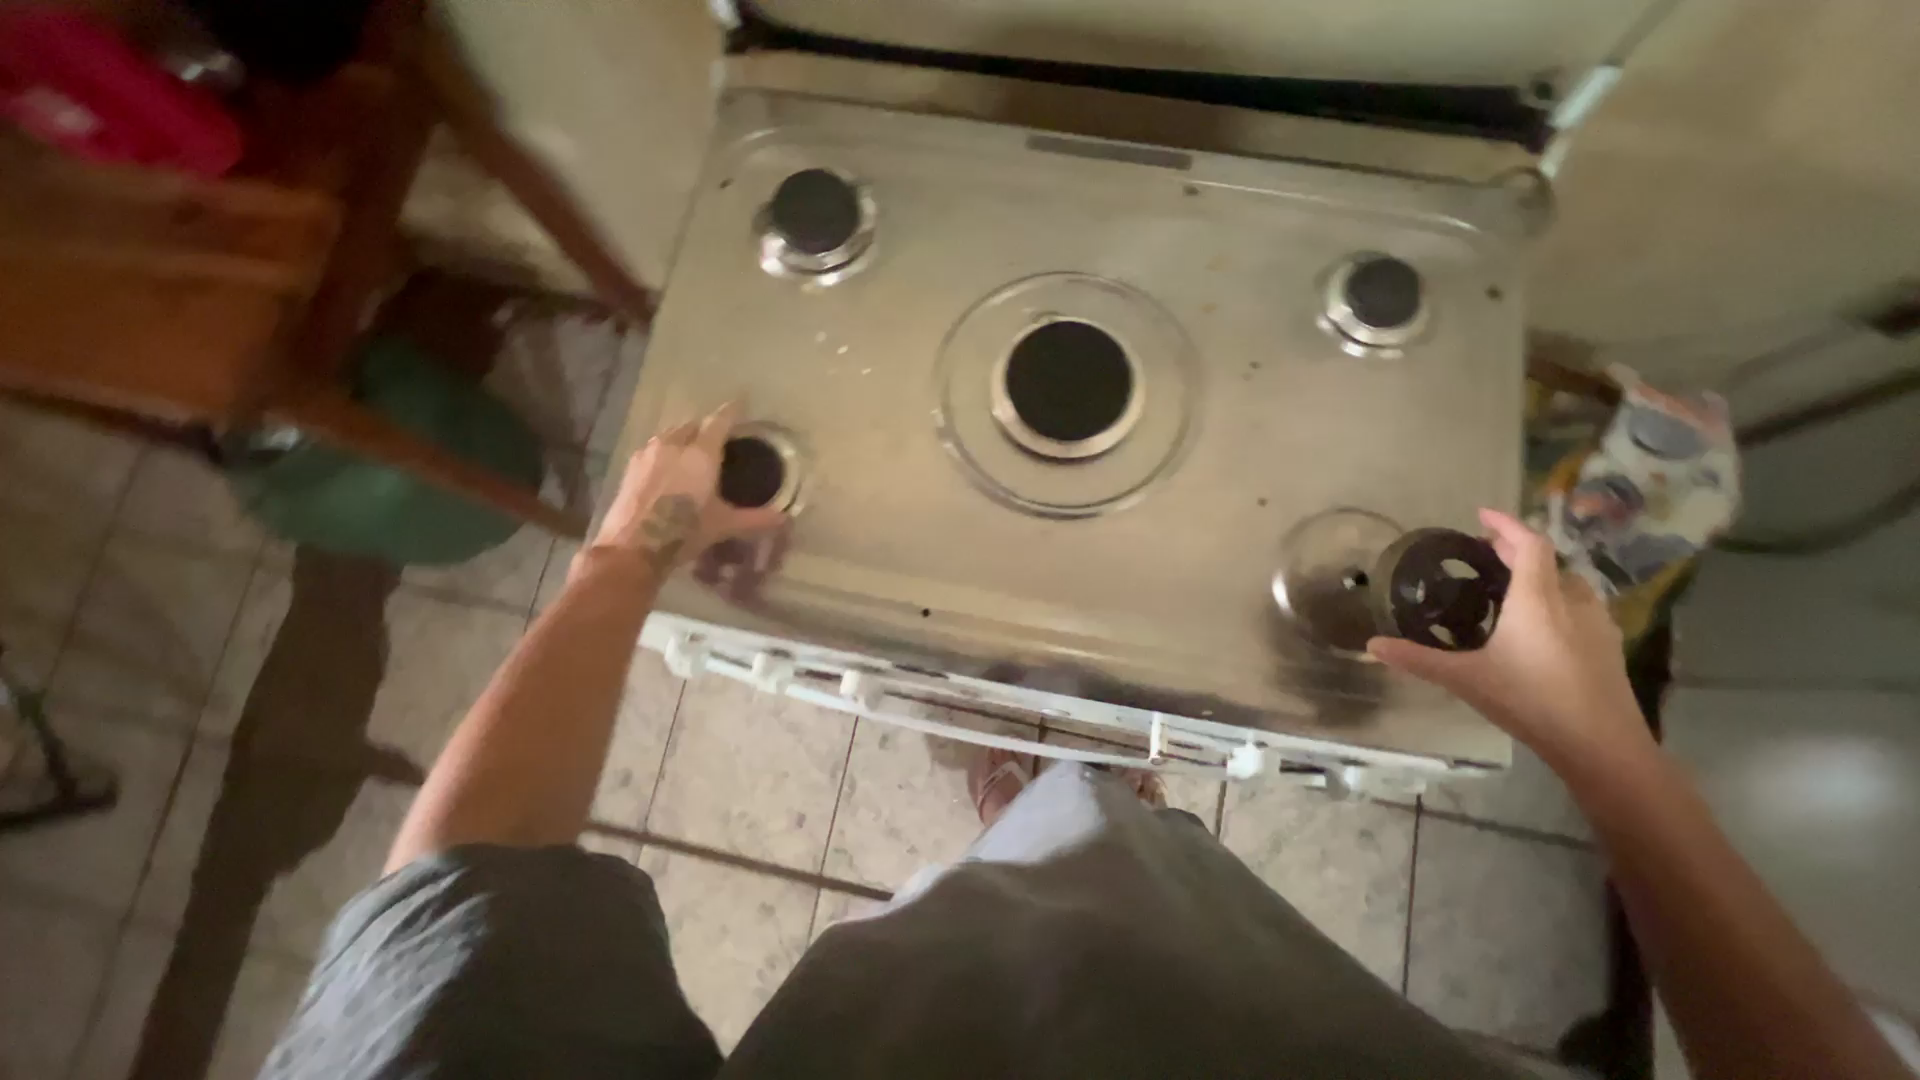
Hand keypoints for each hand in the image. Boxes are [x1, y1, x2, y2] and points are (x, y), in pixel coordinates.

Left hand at [588, 402, 786, 574]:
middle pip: (694, 424)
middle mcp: (674, 444)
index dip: (732, 410)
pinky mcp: (632, 465)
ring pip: (672, 433)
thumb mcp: (724, 526)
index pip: (720, 420)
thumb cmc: (684, 532)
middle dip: (708, 425)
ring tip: (695, 449)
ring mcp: (649, 452)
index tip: (742, 401)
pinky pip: (655, 446)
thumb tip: (785, 518)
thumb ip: (756, 519)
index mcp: (701, 453)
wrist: (632, 548)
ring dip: (686, 436)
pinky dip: (667, 449)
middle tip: (720, 436)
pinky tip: (670, 465)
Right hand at [1367, 509, 1650, 765]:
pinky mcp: (1608, 647)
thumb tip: (1371, 646)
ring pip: (1569, 584)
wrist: (1602, 746)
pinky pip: (1581, 607)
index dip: (1507, 524)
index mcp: (1537, 600)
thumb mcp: (1465, 680)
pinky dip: (1558, 599)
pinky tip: (1543, 624)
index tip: (1482, 514)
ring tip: (1512, 585)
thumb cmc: (1531, 702)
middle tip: (1486, 552)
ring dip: (1541, 574)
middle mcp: (1571, 602)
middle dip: (1518, 549)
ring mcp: (1596, 625)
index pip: (1529, 545)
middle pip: (1549, 561)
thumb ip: (1418, 659)